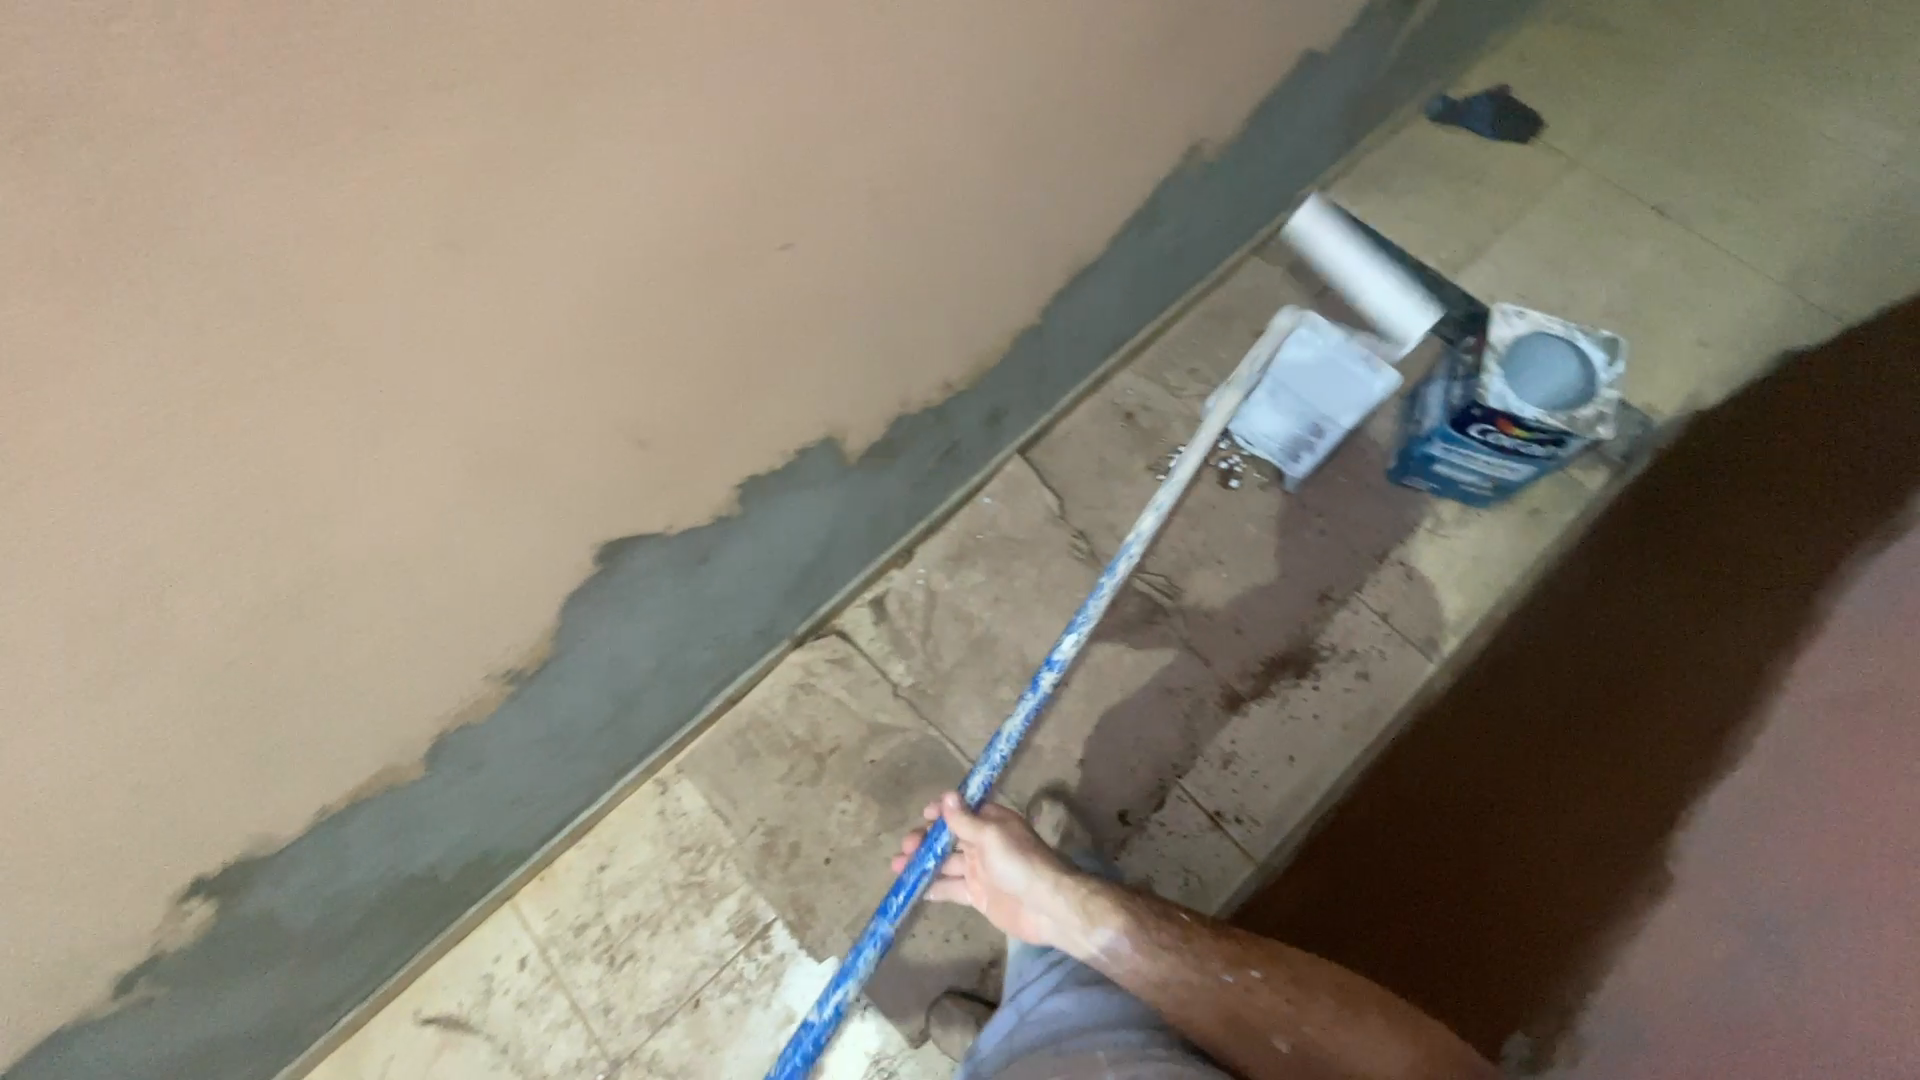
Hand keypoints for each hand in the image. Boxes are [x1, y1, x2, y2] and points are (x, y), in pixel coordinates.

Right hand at [891, 792, 1087, 947]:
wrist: (1045, 907)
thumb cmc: (1019, 863)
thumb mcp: (990, 836)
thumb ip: (965, 820)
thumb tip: (946, 795)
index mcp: (991, 823)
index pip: (962, 811)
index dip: (942, 812)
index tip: (924, 815)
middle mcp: (983, 844)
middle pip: (949, 839)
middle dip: (925, 841)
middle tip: (906, 847)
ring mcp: (980, 871)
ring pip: (945, 864)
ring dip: (923, 864)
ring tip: (898, 866)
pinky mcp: (978, 896)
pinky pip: (951, 889)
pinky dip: (934, 888)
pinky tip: (915, 889)